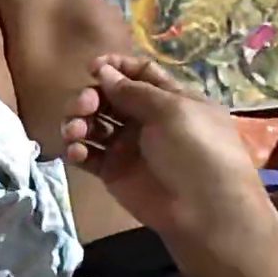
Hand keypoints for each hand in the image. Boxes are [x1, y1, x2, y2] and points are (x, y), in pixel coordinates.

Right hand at [59, 54, 275, 246]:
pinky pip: (87, 154)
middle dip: (90, 97)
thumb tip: (102, 71)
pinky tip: (76, 152)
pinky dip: (77, 149)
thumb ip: (132, 91)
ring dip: (78, 122)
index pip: (138, 74)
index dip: (115, 67)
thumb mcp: (171, 111)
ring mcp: (127, 146)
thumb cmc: (196, 151)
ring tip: (74, 132)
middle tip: (83, 106)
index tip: (92, 67)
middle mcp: (145, 120)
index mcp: (168, 100)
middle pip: (108, 98)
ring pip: (93, 125)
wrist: (203, 209)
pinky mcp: (112, 171)